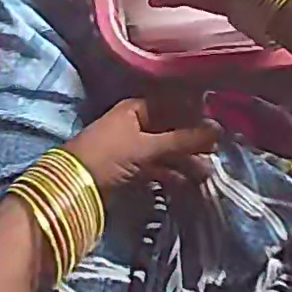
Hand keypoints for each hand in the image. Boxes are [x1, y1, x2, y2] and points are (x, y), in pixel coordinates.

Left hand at [64, 98, 218, 191]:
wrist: (73, 185)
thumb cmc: (109, 155)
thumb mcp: (147, 146)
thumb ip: (183, 139)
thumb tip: (218, 129)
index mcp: (135, 108)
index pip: (171, 106)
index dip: (193, 115)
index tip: (217, 126)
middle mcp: (135, 123)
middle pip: (170, 130)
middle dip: (192, 141)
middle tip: (216, 152)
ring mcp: (132, 147)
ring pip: (165, 150)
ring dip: (185, 160)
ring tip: (207, 172)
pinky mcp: (130, 168)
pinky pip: (157, 167)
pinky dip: (172, 173)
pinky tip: (188, 183)